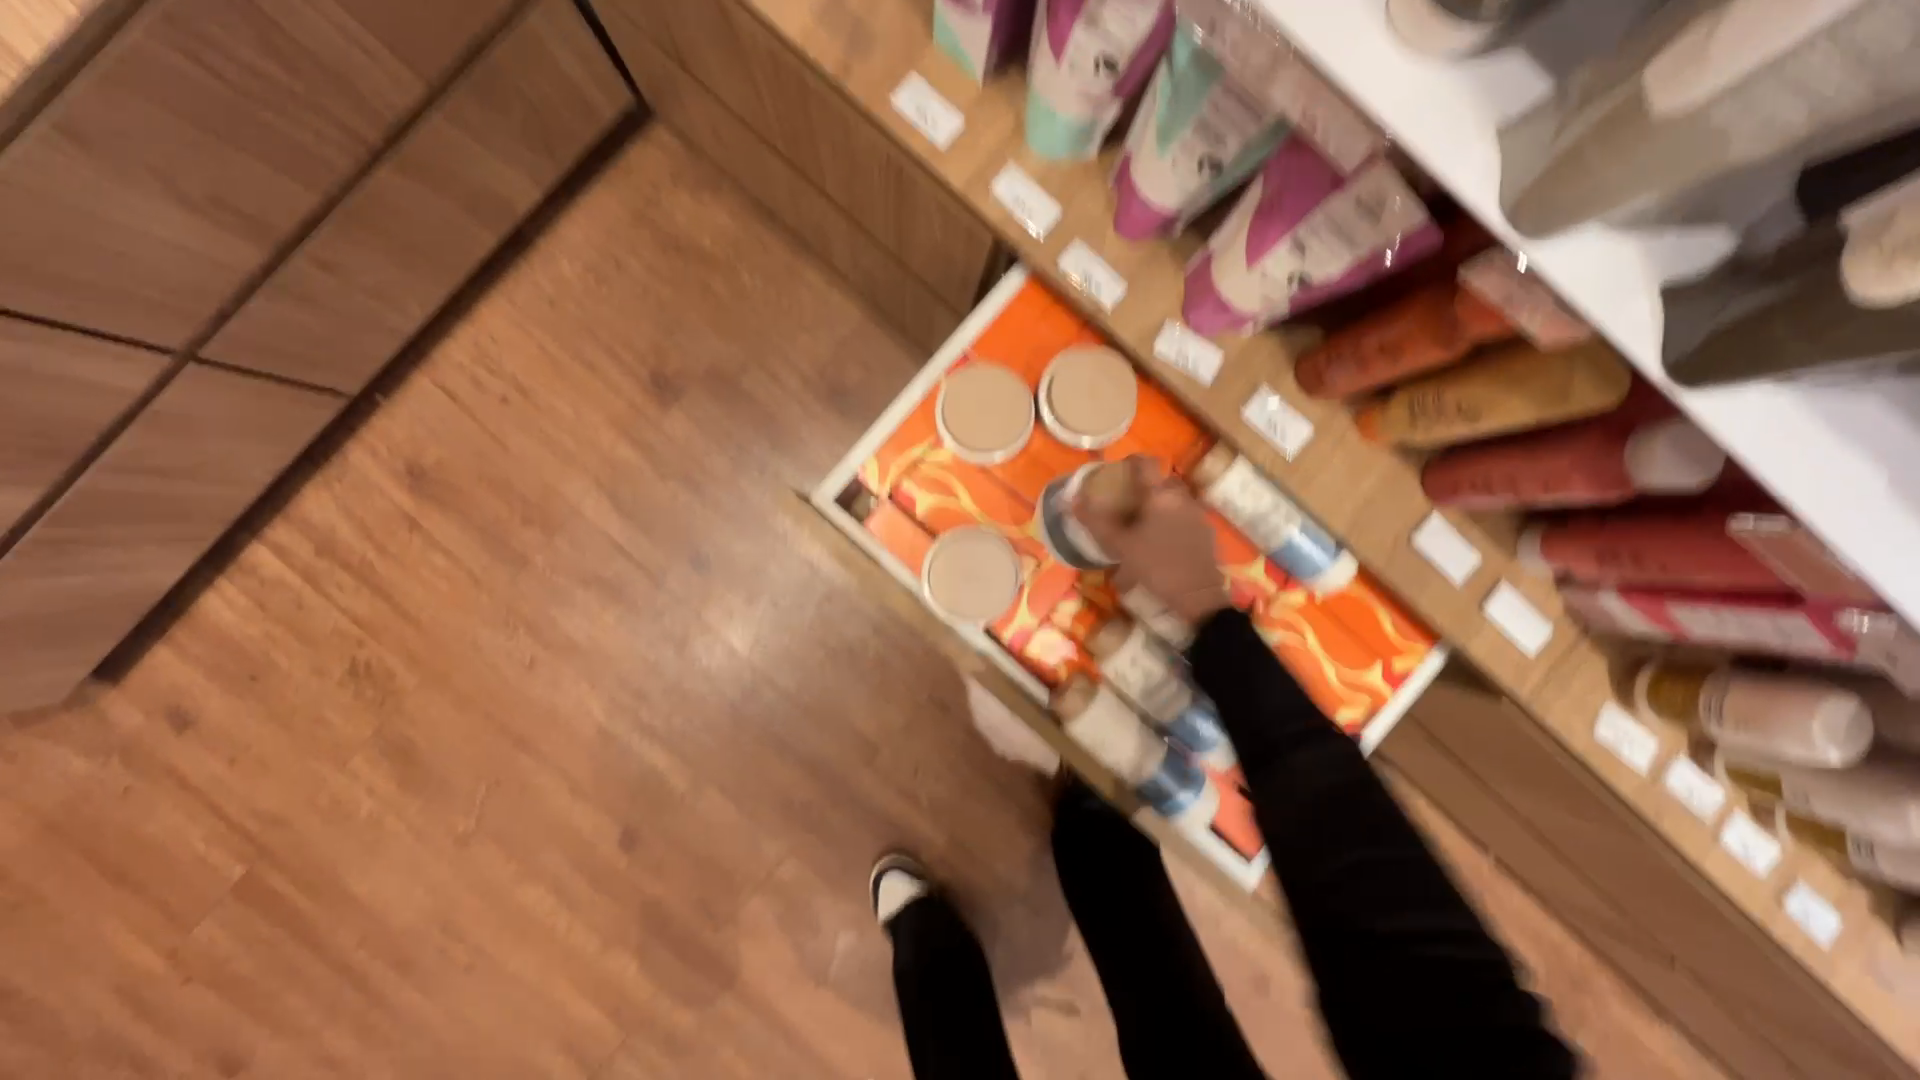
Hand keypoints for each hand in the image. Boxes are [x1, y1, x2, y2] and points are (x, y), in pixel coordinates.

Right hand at [1075, 456, 1231, 625]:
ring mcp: (1197, 513)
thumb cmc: (1155, 566)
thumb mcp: (1119, 546)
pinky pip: (1186, 514)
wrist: (1197, 594)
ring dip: (1160, 503)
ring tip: (1144, 521)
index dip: (1130, 461)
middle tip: (1128, 500)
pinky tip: (1163, 538)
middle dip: (1145, 485)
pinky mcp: (1207, 531)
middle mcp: (1181, 497)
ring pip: (1175, 498)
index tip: (1118, 470)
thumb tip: (1070, 501)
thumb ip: (1095, 522)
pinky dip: (1173, 519)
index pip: (1145, 463)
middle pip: (1162, 480)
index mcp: (1159, 495)